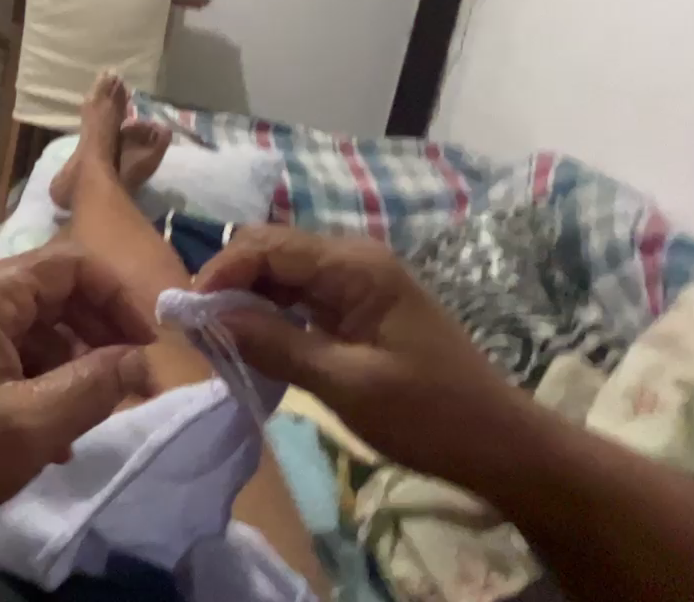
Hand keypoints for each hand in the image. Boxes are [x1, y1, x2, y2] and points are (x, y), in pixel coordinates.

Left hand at [0, 245, 155, 532]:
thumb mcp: (31, 426)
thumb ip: (95, 388)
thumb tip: (142, 360)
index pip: (71, 264)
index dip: (118, 298)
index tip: (148, 345)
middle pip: (58, 289)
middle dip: (101, 331)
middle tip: (134, 379)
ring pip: (42, 320)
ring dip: (77, 359)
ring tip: (100, 409)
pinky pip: (19, 345)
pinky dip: (47, 374)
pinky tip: (60, 426)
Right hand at [194, 227, 543, 487]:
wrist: (504, 447)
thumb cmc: (430, 415)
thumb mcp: (346, 384)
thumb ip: (274, 344)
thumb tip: (208, 318)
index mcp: (355, 265)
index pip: (268, 246)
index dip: (222, 271)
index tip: (189, 310)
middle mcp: (351, 258)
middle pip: (269, 249)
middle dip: (228, 280)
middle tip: (198, 323)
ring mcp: (354, 278)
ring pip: (278, 269)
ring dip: (245, 295)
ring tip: (217, 332)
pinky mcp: (354, 301)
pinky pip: (296, 291)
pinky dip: (268, 310)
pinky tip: (252, 337)